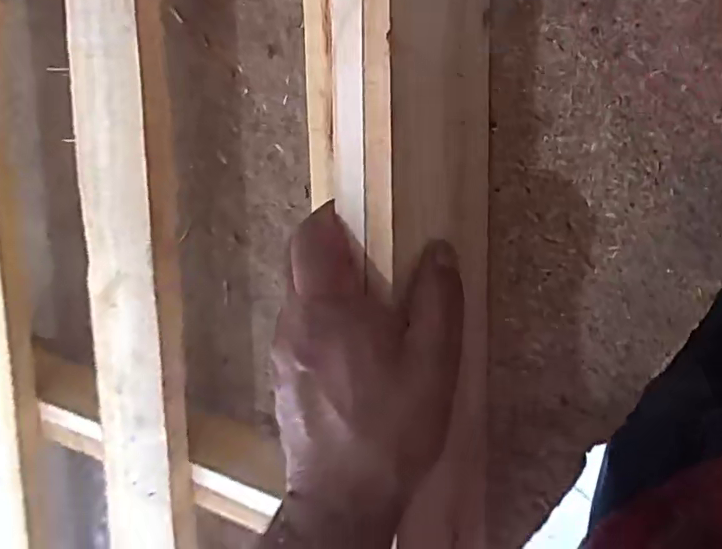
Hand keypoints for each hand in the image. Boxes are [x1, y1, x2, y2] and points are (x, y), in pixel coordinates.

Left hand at [269, 205, 463, 535]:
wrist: (341, 508)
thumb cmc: (391, 427)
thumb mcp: (434, 359)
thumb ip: (438, 297)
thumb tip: (439, 251)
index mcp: (325, 308)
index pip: (310, 236)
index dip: (333, 215)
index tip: (365, 212)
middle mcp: (294, 324)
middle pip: (304, 263)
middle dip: (339, 250)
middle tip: (383, 258)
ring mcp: (283, 354)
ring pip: (303, 296)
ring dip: (334, 286)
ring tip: (377, 304)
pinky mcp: (284, 380)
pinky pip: (302, 327)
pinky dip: (326, 318)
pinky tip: (359, 347)